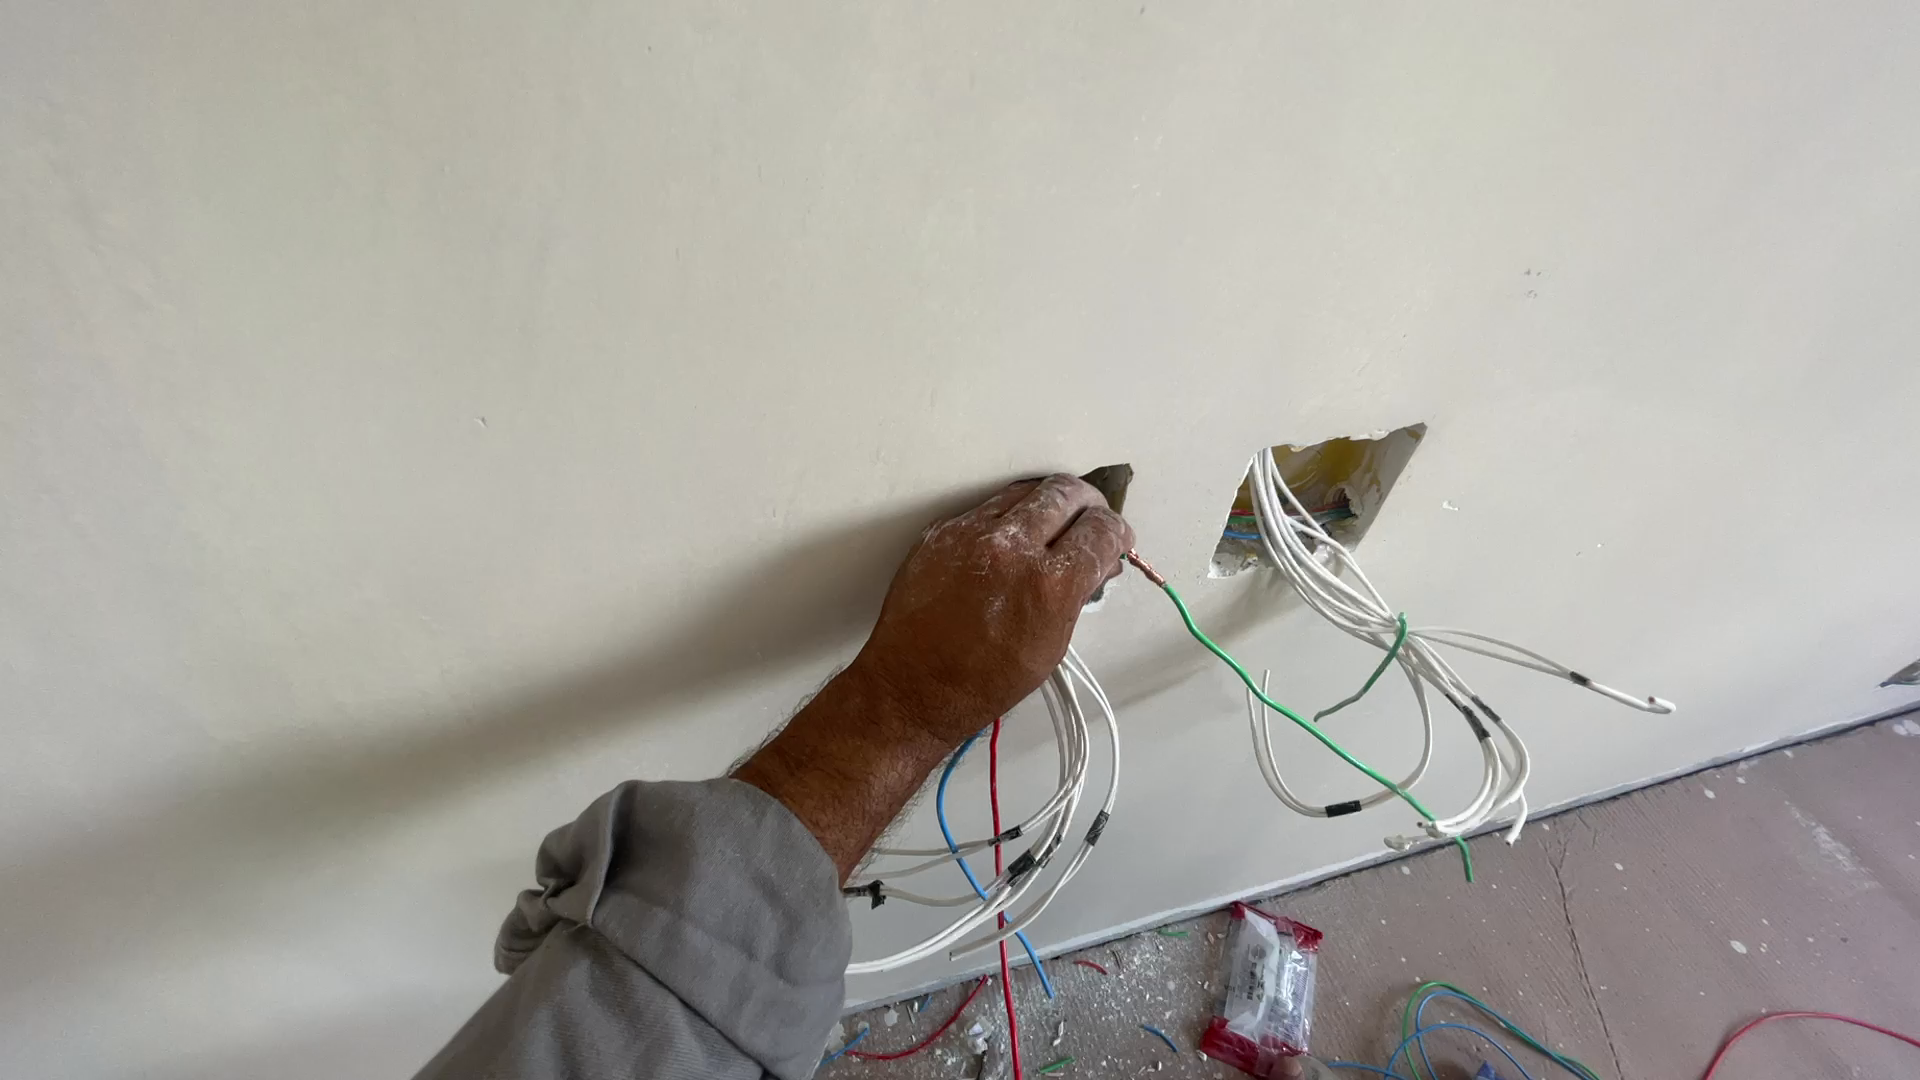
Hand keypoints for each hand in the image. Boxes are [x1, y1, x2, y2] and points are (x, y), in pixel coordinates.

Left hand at [852, 473, 1133, 744]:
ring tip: (1051, 524)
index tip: (1115, 538)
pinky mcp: (941, 531)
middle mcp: (1012, 548)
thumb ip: (1077, 594)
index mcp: (1050, 585)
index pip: (1100, 530)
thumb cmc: (986, 680)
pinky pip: (986, 507)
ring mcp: (971, 534)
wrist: (913, 685)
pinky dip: (1007, 518)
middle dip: (1087, 504)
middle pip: (1066, 492)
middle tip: (1089, 520)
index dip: (1116, 532)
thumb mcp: (1051, 645)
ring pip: (1025, 491)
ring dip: (1048, 503)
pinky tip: (1009, 539)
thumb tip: (1098, 561)